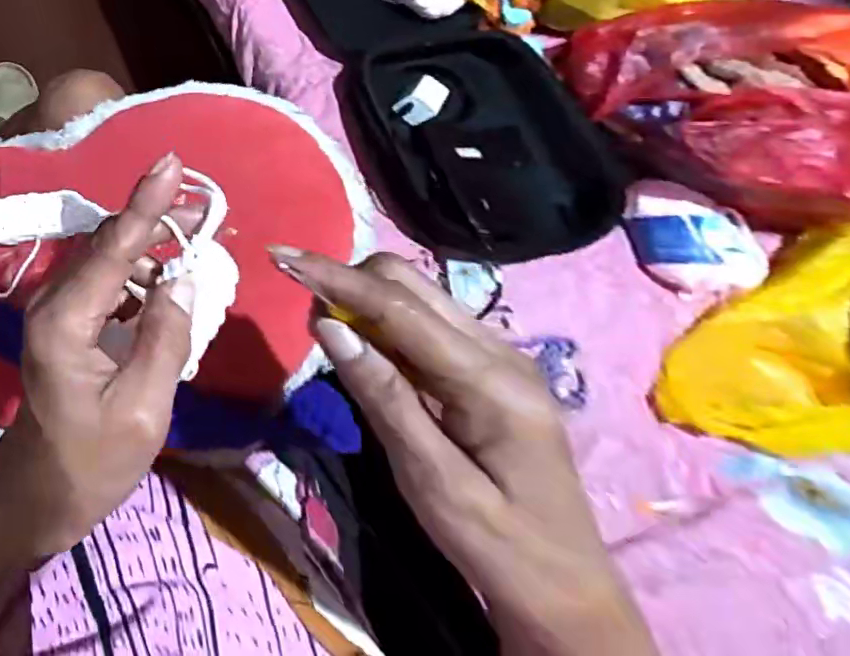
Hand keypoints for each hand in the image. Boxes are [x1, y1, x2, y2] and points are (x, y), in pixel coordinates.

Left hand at [0, 153, 197, 556]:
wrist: (41, 489)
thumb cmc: (93, 460)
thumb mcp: (142, 409)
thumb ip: (164, 338)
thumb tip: (183, 278)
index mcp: (65, 320)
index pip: (111, 248)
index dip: (144, 203)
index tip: (170, 161)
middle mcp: (52, 301)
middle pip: (106, 243)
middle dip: (152, 216)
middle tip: (200, 199)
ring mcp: (54, 308)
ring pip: (105, 256)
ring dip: (147, 241)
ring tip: (192, 230)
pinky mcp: (64, 319)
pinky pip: (103, 279)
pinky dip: (137, 269)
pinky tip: (167, 272)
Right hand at [268, 248, 656, 655]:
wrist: (567, 591)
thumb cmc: (497, 545)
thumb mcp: (431, 481)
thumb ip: (383, 397)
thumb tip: (328, 326)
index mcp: (492, 382)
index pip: (398, 307)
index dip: (335, 277)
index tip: (282, 258)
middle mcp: (498, 351)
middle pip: (406, 283)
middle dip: (345, 282)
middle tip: (305, 313)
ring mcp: (495, 355)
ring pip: (411, 294)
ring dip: (359, 298)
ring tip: (327, 332)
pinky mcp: (483, 365)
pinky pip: (420, 319)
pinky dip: (378, 320)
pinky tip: (363, 349)